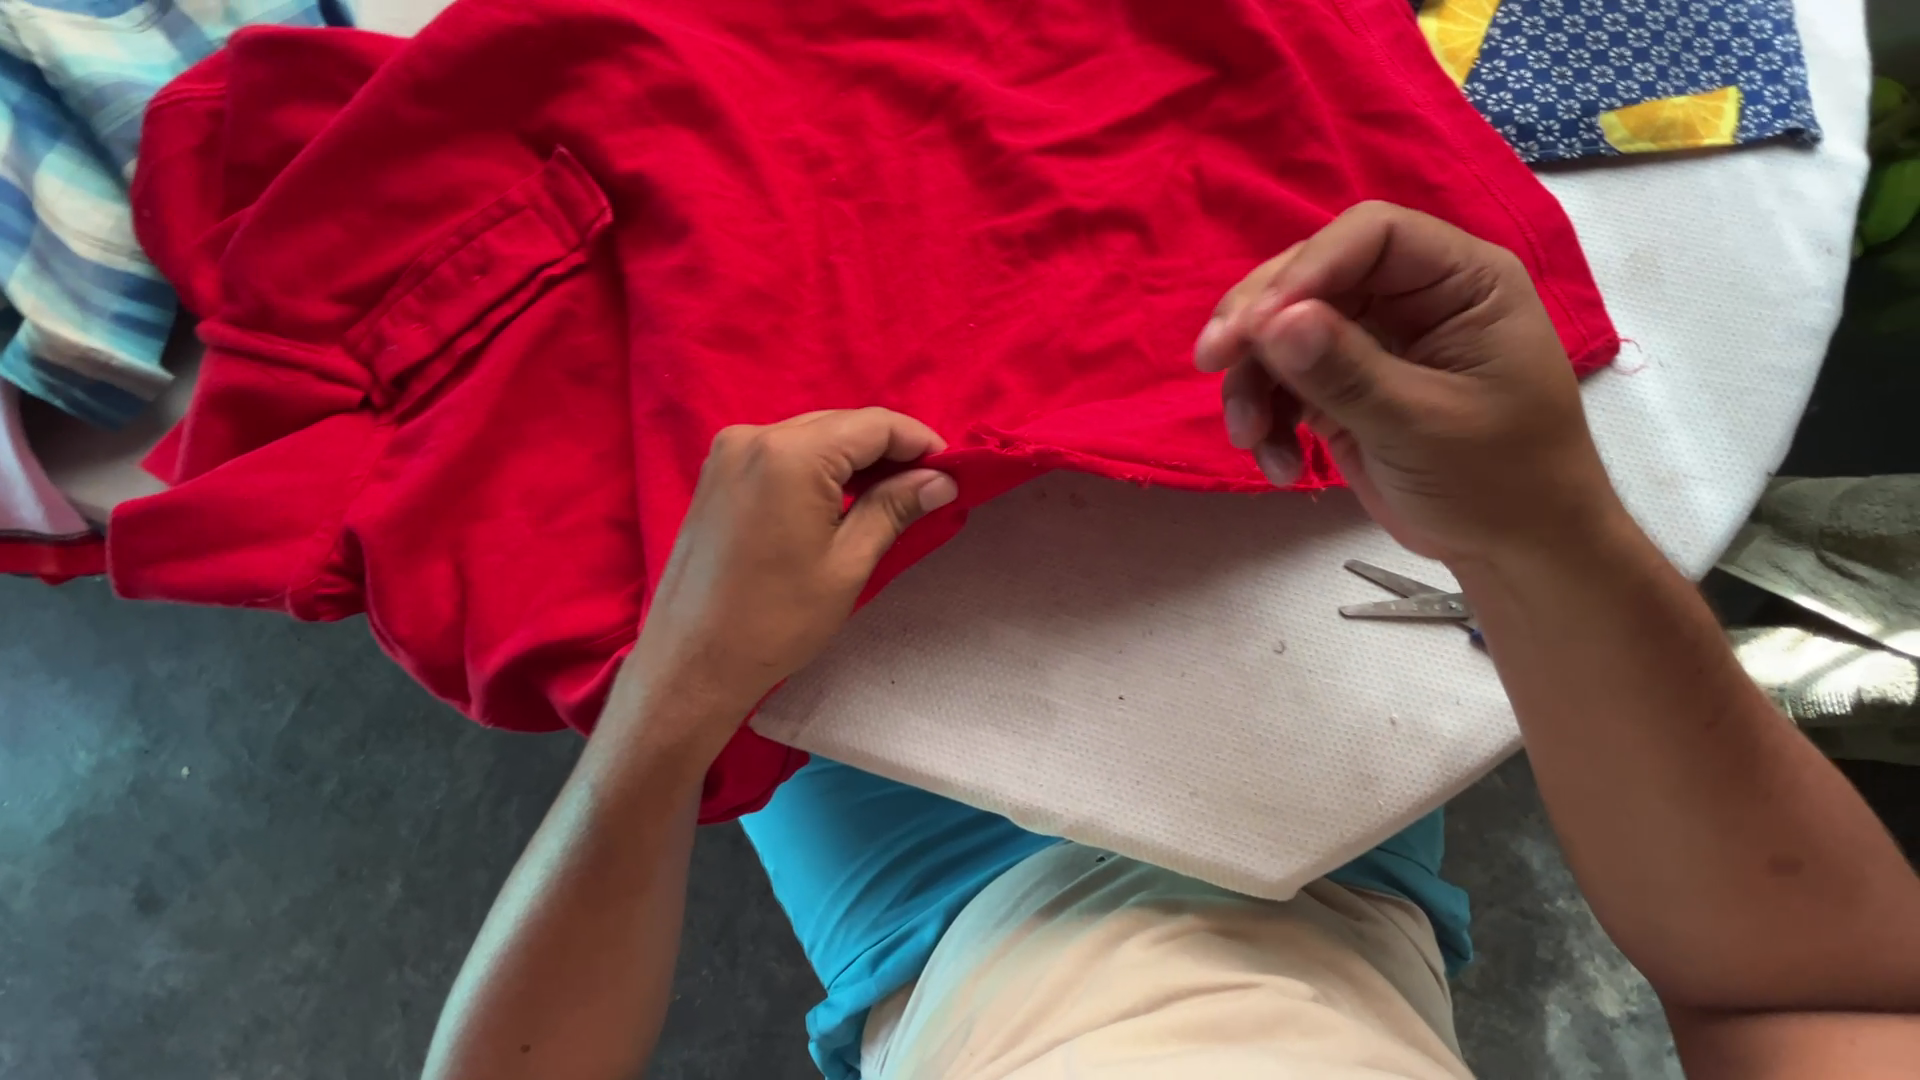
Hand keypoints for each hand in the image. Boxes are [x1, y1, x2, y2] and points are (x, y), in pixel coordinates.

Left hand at [615, 409, 956, 752]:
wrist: (692, 662)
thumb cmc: (777, 620)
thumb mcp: (848, 563)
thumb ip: (895, 507)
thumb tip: (942, 480)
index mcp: (791, 454)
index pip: (874, 425)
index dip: (920, 442)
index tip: (951, 470)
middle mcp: (755, 435)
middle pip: (842, 424)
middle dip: (889, 449)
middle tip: (927, 487)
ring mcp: (729, 451)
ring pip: (813, 435)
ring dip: (854, 458)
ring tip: (890, 495)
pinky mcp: (717, 473)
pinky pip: (783, 452)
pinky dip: (818, 467)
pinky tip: (840, 498)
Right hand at [1194, 201, 1624, 567]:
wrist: (1506, 547)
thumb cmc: (1495, 480)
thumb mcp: (1421, 425)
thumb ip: (1347, 372)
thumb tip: (1272, 323)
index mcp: (1458, 283)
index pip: (1371, 237)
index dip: (1305, 270)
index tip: (1251, 327)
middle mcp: (1408, 300)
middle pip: (1309, 278)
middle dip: (1254, 322)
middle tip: (1210, 361)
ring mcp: (1368, 344)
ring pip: (1280, 334)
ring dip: (1252, 385)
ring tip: (1251, 439)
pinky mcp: (1337, 387)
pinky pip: (1279, 384)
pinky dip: (1266, 421)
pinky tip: (1279, 464)